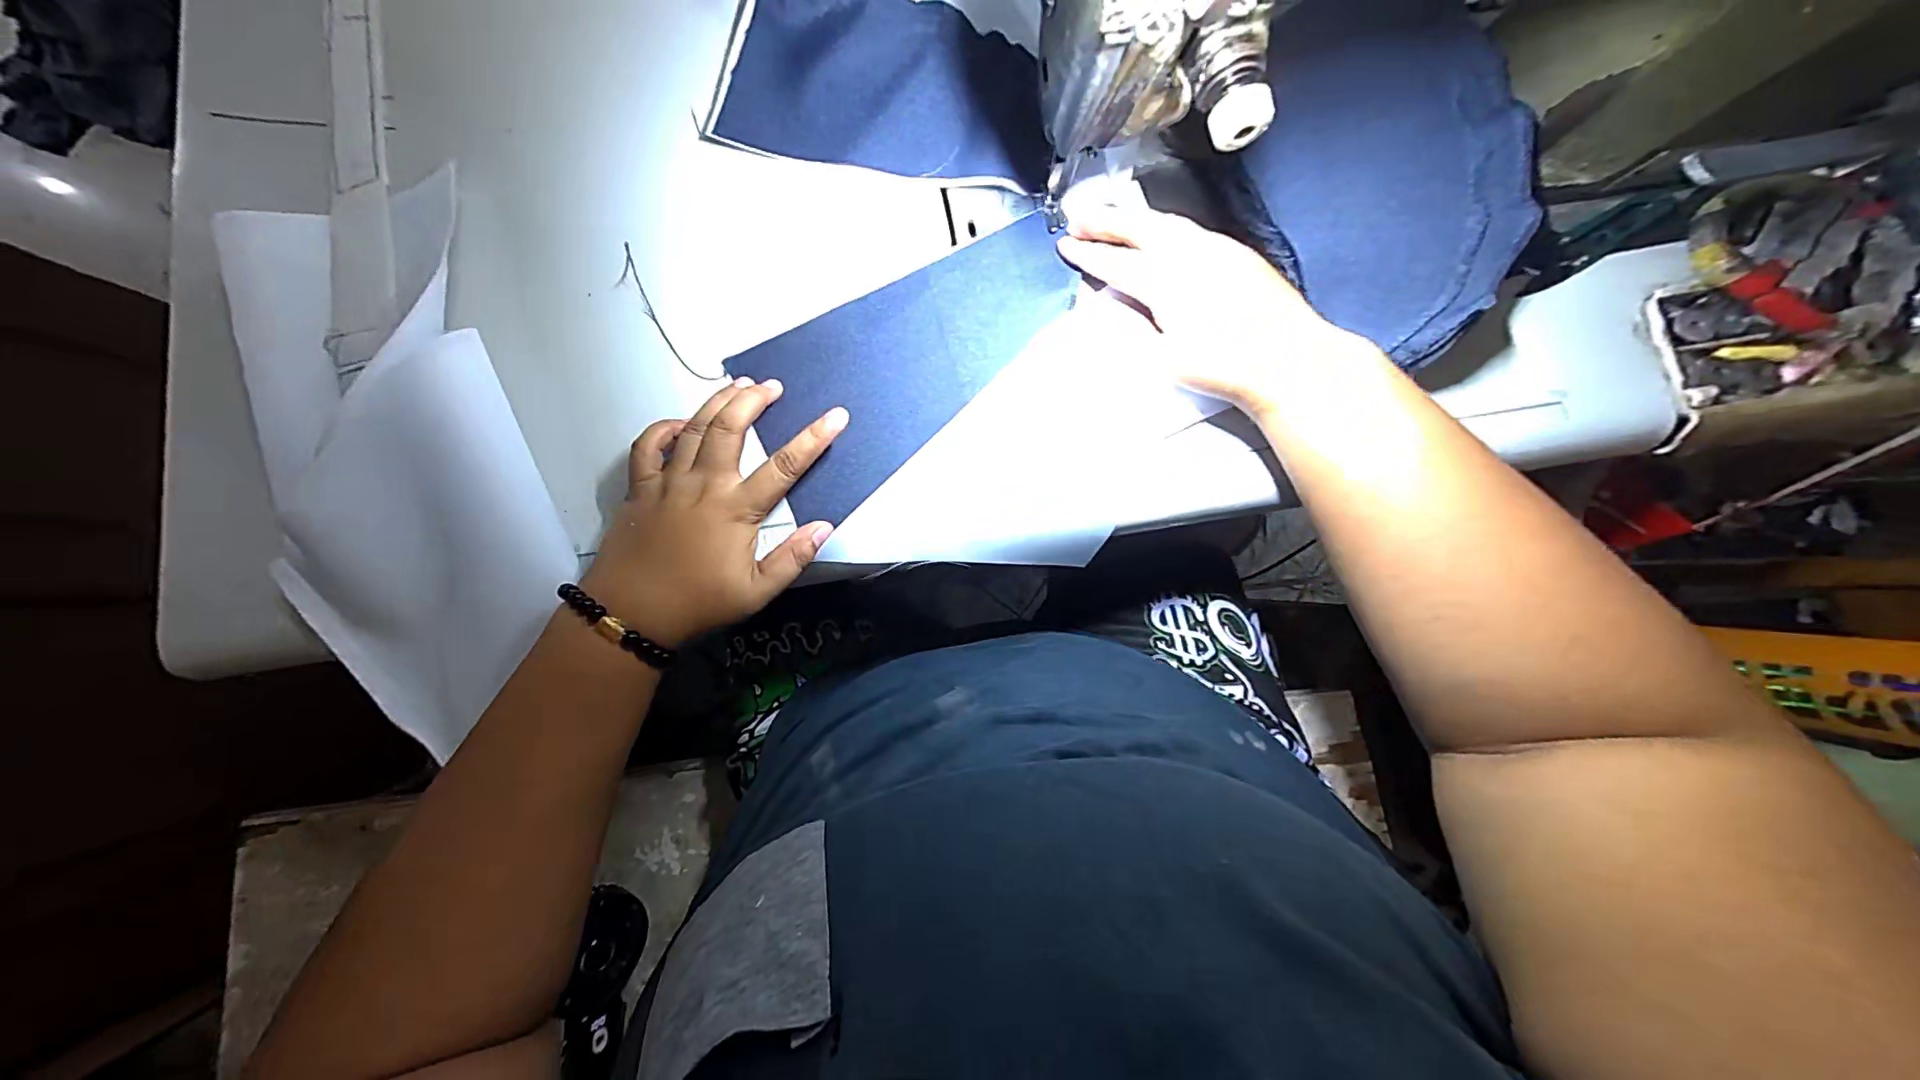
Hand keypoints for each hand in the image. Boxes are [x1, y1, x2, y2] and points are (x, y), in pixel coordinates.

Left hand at [579, 378, 845, 646]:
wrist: (631, 613)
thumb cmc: (698, 604)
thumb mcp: (756, 592)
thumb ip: (793, 558)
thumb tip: (825, 527)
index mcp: (736, 509)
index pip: (785, 466)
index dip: (814, 438)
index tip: (835, 417)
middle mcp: (704, 486)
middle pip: (730, 428)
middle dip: (754, 400)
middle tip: (772, 386)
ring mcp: (668, 483)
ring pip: (694, 428)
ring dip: (717, 402)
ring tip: (737, 385)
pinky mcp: (640, 489)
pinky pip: (648, 446)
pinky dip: (664, 428)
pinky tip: (680, 422)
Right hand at [1055, 203, 1380, 410]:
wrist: (1285, 359)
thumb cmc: (1226, 365)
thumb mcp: (1164, 359)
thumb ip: (1133, 329)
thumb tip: (1112, 311)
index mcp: (1164, 281)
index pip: (1114, 262)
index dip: (1087, 253)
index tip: (1067, 245)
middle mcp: (1190, 255)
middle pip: (1138, 227)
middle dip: (1105, 220)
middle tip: (1081, 217)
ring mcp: (1216, 250)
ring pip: (1167, 223)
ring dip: (1136, 219)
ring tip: (1117, 220)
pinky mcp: (1237, 255)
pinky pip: (1191, 230)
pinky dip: (1165, 227)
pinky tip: (1163, 236)